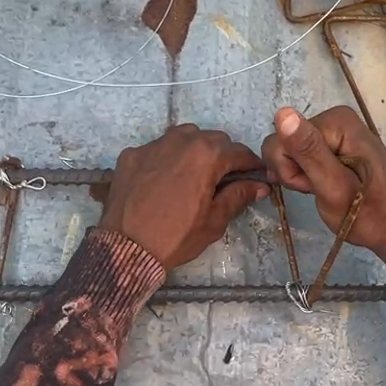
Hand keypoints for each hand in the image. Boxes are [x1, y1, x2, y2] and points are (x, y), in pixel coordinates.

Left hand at [99, 125, 270, 268]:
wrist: (126, 248)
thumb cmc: (176, 237)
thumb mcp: (214, 221)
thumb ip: (238, 196)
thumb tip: (260, 186)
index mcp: (206, 155)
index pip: (238, 152)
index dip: (251, 164)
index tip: (256, 175)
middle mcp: (180, 141)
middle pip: (212, 139)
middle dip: (224, 155)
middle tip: (226, 177)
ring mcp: (152, 145)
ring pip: (183, 137)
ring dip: (195, 150)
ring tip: (195, 173)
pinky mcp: (131, 155)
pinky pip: (157, 149)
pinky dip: (167, 159)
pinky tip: (164, 179)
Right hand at [261, 106, 385, 260]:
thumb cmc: (367, 213)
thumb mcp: (334, 186)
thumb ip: (308, 150)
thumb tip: (282, 113)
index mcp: (336, 121)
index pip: (281, 140)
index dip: (291, 169)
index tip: (314, 185)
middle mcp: (334, 118)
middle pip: (283, 141)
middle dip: (293, 170)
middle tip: (318, 188)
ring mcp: (333, 131)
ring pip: (287, 149)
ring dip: (297, 174)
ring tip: (322, 188)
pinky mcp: (331, 144)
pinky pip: (299, 154)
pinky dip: (303, 173)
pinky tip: (319, 184)